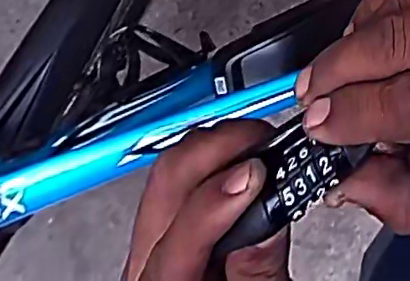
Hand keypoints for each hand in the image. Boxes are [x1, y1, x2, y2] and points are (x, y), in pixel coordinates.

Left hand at [125, 121, 290, 280]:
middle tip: (261, 141)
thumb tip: (269, 214)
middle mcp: (141, 273)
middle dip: (215, 149)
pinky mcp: (160, 236)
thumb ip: (259, 274)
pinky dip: (210, 162)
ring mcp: (145, 251)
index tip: (255, 173)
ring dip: (215, 149)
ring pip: (168, 174)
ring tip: (256, 147)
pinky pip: (177, 183)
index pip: (176, 242)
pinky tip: (239, 164)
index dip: (215, 200)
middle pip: (164, 186)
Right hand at [296, 0, 409, 232]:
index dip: (354, 112)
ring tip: (343, 62)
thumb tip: (348, 183)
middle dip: (336, 71)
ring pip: (386, 8)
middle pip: (390, 45)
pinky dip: (372, 6)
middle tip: (310, 89)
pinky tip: (373, 26)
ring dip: (351, 39)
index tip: (318, 120)